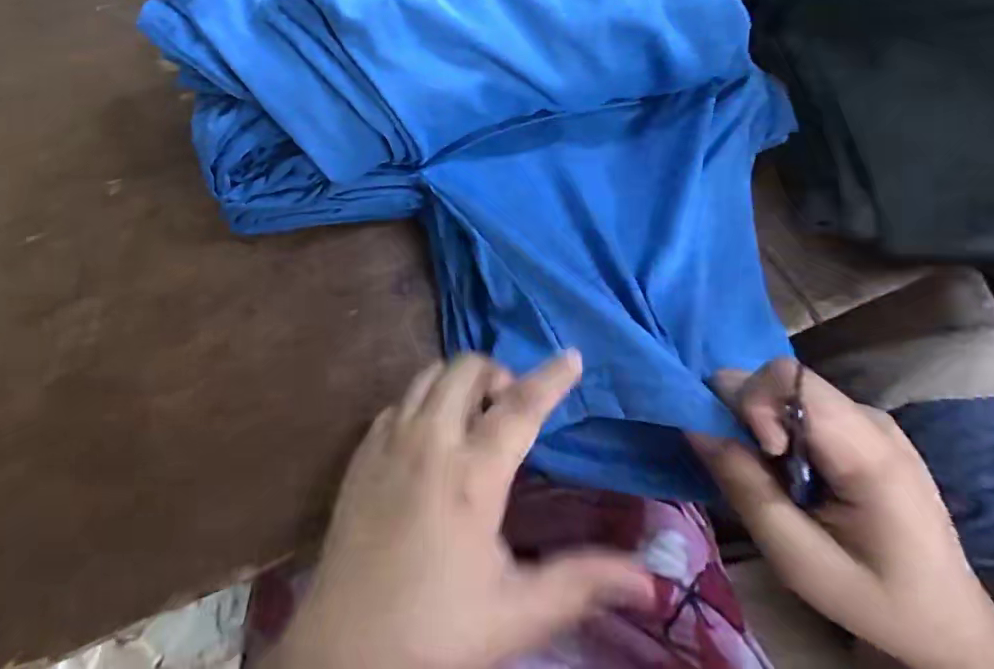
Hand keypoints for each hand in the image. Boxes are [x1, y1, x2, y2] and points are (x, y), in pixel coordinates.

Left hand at [267, 352, 652, 668]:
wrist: (344, 648)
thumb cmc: (437, 630)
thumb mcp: (517, 612)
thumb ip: (582, 583)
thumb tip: (649, 579)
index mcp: (471, 473)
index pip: (520, 407)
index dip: (550, 378)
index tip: (571, 355)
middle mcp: (428, 440)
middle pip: (466, 369)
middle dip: (497, 373)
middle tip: (513, 408)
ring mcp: (387, 441)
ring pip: (427, 375)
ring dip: (457, 381)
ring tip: (475, 416)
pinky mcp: (360, 452)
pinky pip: (397, 401)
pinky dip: (422, 401)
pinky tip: (430, 438)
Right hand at [689, 358, 993, 668]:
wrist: (950, 627)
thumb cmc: (876, 600)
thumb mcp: (799, 559)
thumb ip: (744, 486)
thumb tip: (694, 424)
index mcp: (868, 450)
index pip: (787, 377)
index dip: (752, 401)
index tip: (759, 455)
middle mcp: (871, 418)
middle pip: (782, 380)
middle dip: (749, 415)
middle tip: (754, 470)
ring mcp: (871, 420)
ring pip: (787, 392)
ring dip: (762, 426)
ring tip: (777, 481)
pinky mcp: (864, 429)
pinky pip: (803, 407)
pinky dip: (781, 431)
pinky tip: (795, 478)